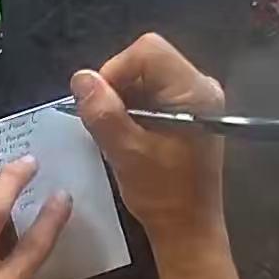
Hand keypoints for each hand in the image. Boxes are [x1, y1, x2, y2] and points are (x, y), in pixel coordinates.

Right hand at [70, 33, 227, 247]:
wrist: (186, 226)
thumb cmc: (162, 193)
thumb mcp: (126, 153)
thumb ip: (104, 113)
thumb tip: (80, 79)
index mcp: (193, 91)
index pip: (147, 52)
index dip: (113, 71)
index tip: (97, 105)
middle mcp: (198, 86)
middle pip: (145, 61)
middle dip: (115, 87)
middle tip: (103, 123)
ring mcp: (193, 100)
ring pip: (143, 78)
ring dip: (120, 101)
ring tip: (114, 133)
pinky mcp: (184, 113)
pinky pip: (149, 95)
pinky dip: (129, 110)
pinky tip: (124, 136)